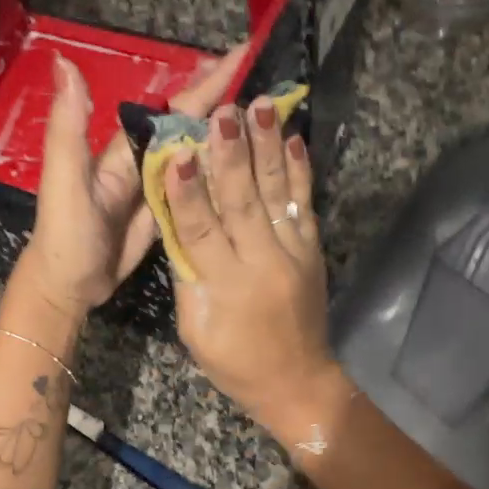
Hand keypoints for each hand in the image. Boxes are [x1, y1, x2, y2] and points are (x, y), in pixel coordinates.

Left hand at [10, 43, 247, 318]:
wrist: (66, 288)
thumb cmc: (65, 235)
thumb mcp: (64, 178)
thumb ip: (69, 125)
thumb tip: (64, 61)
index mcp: (125, 150)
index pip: (173, 109)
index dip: (208, 83)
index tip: (243, 53)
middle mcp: (144, 165)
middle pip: (192, 127)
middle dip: (226, 100)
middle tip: (269, 76)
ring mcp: (156, 194)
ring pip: (198, 157)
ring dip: (228, 137)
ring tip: (269, 118)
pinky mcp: (165, 221)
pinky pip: (198, 192)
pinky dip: (220, 176)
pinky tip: (245, 169)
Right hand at [162, 97, 348, 439]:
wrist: (297, 382)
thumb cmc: (234, 362)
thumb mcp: (195, 330)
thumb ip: (187, 277)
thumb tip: (175, 223)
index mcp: (225, 289)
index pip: (201, 234)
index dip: (187, 195)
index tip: (176, 156)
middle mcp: (262, 265)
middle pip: (243, 204)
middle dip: (231, 157)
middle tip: (223, 114)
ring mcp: (293, 255)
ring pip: (277, 194)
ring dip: (268, 148)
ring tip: (261, 106)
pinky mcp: (313, 251)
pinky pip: (306, 204)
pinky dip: (300, 171)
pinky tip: (295, 138)